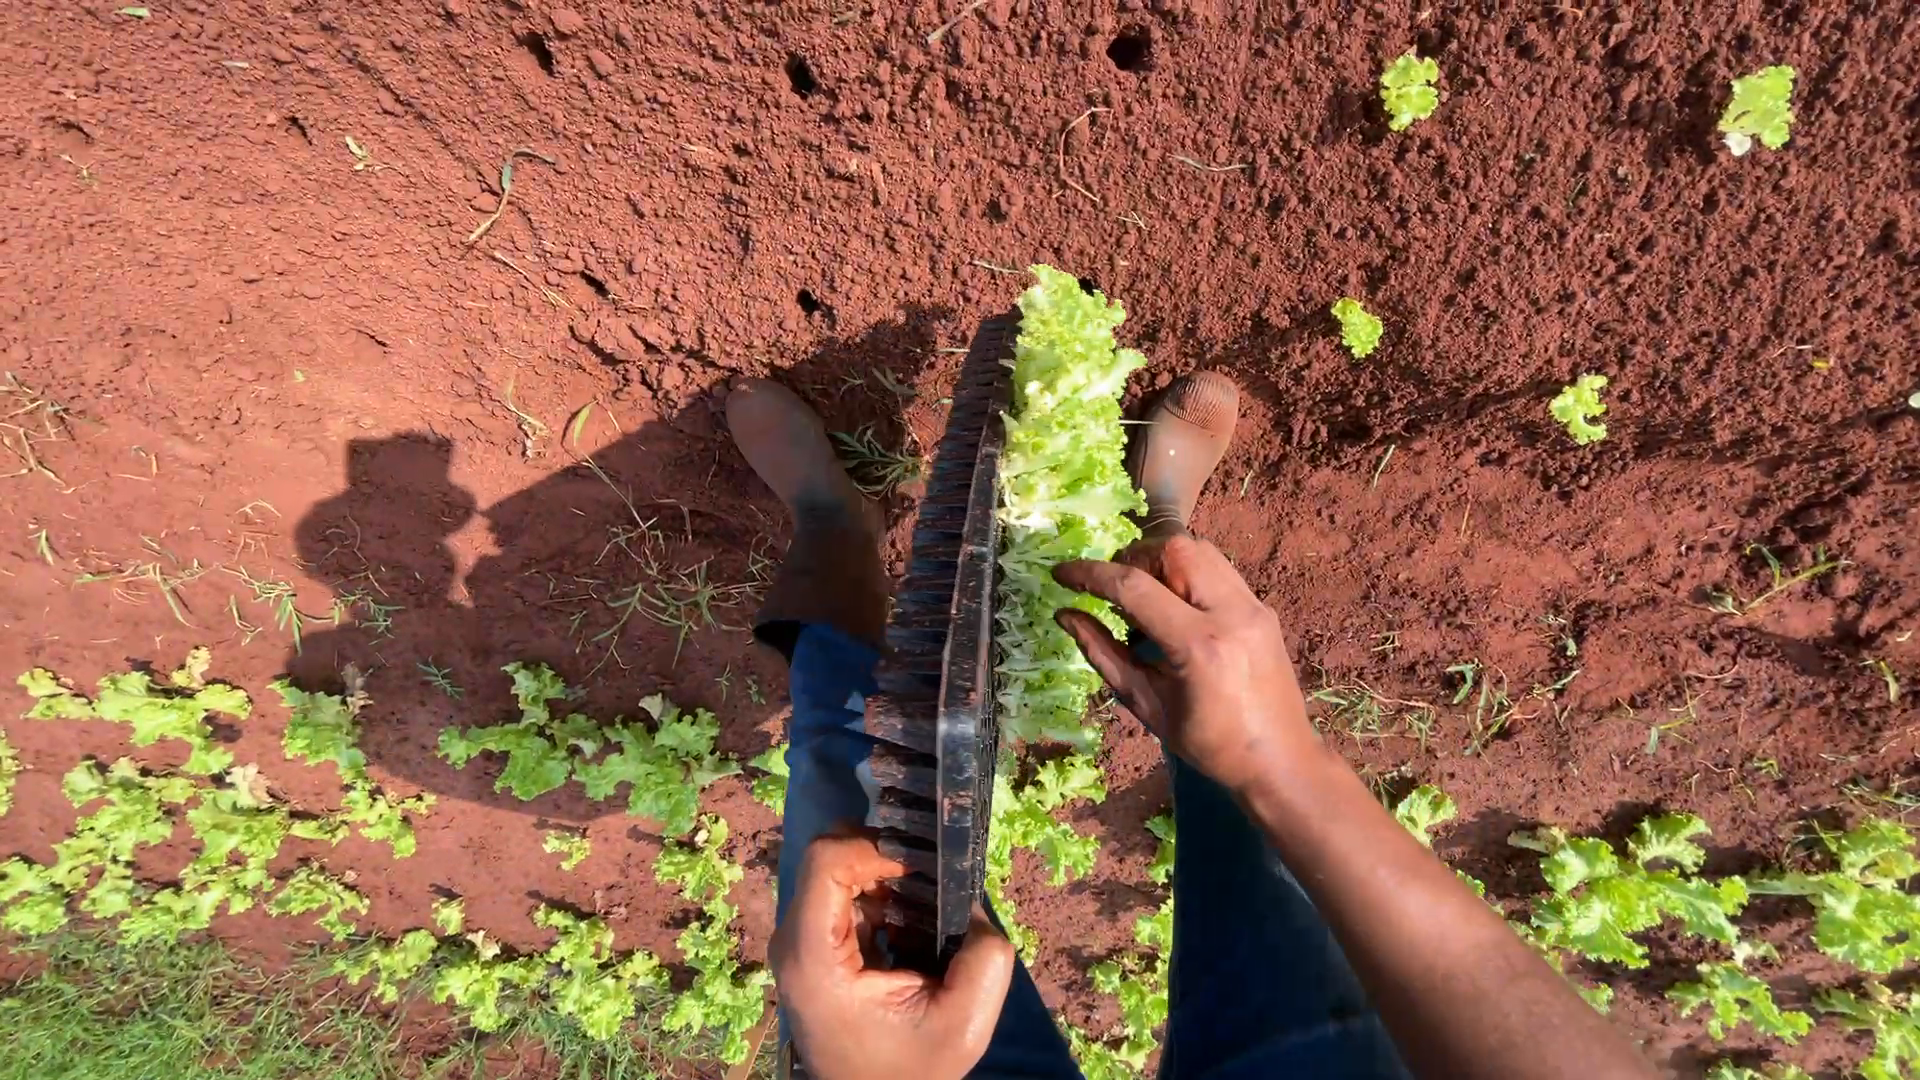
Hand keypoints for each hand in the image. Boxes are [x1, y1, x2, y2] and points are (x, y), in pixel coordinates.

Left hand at [769, 834, 1013, 1079]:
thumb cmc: (909, 1071)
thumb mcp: (963, 1026)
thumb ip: (986, 960)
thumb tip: (972, 902)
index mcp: (813, 958)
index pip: (826, 861)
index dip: (875, 847)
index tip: (918, 868)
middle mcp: (793, 938)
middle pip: (829, 854)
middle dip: (883, 852)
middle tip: (926, 875)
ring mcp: (798, 937)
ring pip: (835, 863)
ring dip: (882, 867)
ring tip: (922, 895)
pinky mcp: (810, 939)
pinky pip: (839, 884)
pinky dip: (876, 883)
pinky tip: (906, 914)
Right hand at [1053, 534, 1318, 797]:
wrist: (1281, 761)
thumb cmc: (1207, 744)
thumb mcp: (1145, 704)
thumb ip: (1103, 653)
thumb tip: (1065, 615)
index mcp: (1199, 646)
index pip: (1134, 587)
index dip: (1090, 574)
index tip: (1061, 574)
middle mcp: (1231, 613)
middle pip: (1172, 549)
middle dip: (1132, 559)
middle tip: (1115, 591)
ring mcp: (1253, 605)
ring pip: (1198, 548)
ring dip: (1160, 560)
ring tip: (1145, 596)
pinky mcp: (1262, 606)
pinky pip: (1216, 567)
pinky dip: (1185, 572)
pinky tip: (1174, 605)